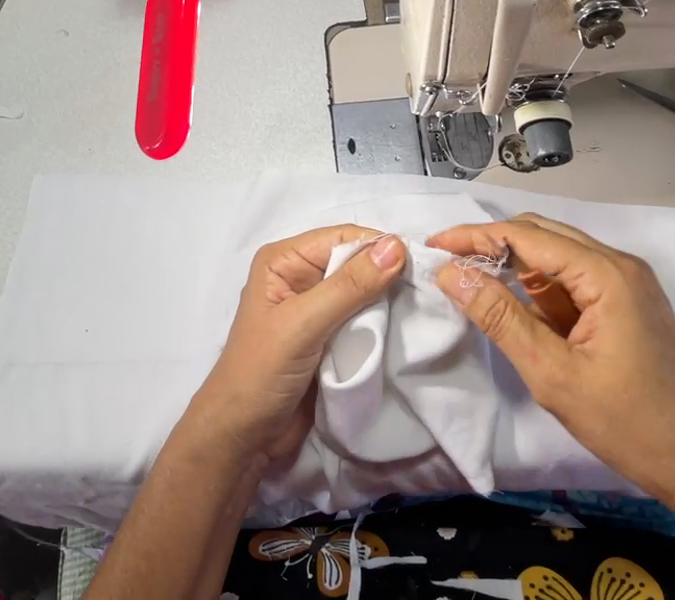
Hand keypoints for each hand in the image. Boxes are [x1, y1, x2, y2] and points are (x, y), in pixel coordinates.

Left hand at [189, 226, 406, 462]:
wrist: (245, 435)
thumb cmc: (262, 372)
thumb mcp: (304, 324)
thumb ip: (349, 286)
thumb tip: (396, 246)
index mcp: (284, 260)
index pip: (342, 237)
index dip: (380, 247)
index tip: (422, 266)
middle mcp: (300, 277)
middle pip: (355, 262)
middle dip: (388, 275)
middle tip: (429, 290)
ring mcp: (316, 309)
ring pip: (364, 292)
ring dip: (389, 302)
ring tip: (423, 310)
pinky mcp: (329, 338)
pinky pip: (364, 320)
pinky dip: (383, 325)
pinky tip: (405, 331)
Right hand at [427, 213, 674, 516]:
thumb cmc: (631, 423)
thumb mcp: (553, 373)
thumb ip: (499, 316)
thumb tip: (450, 272)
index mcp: (606, 274)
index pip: (525, 235)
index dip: (474, 236)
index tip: (432, 246)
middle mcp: (619, 266)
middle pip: (542, 235)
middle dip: (491, 244)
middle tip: (447, 264)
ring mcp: (627, 287)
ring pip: (557, 257)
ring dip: (514, 266)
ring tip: (471, 284)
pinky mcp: (628, 309)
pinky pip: (572, 282)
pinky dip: (538, 289)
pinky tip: (514, 307)